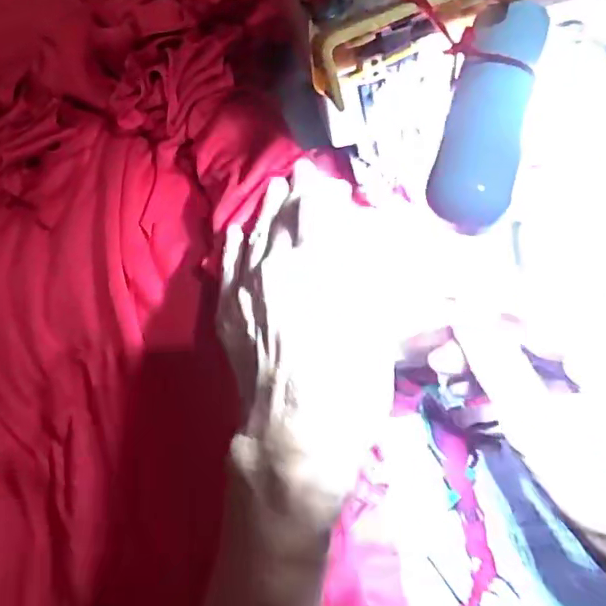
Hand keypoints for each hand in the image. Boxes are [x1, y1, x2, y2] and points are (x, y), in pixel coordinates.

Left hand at [216, 159, 405, 524]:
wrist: (294, 430)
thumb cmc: (349, 383)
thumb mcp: (378, 327)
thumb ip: (372, 281)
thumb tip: (369, 251)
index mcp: (314, 264)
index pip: (311, 211)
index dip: (315, 190)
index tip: (319, 176)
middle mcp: (273, 266)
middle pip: (279, 218)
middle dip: (288, 195)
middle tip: (295, 177)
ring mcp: (243, 288)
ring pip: (252, 236)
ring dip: (263, 213)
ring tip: (270, 193)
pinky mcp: (226, 310)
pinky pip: (227, 266)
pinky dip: (234, 246)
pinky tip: (238, 233)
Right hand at [452, 308, 605, 605]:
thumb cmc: (605, 503)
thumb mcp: (536, 431)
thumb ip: (494, 362)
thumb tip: (456, 307)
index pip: (541, 308)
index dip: (481, 304)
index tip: (435, 300)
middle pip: (542, 320)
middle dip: (482, 335)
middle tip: (439, 356)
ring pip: (545, 338)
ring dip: (494, 354)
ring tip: (453, 375)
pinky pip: (560, 357)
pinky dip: (519, 369)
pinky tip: (484, 387)